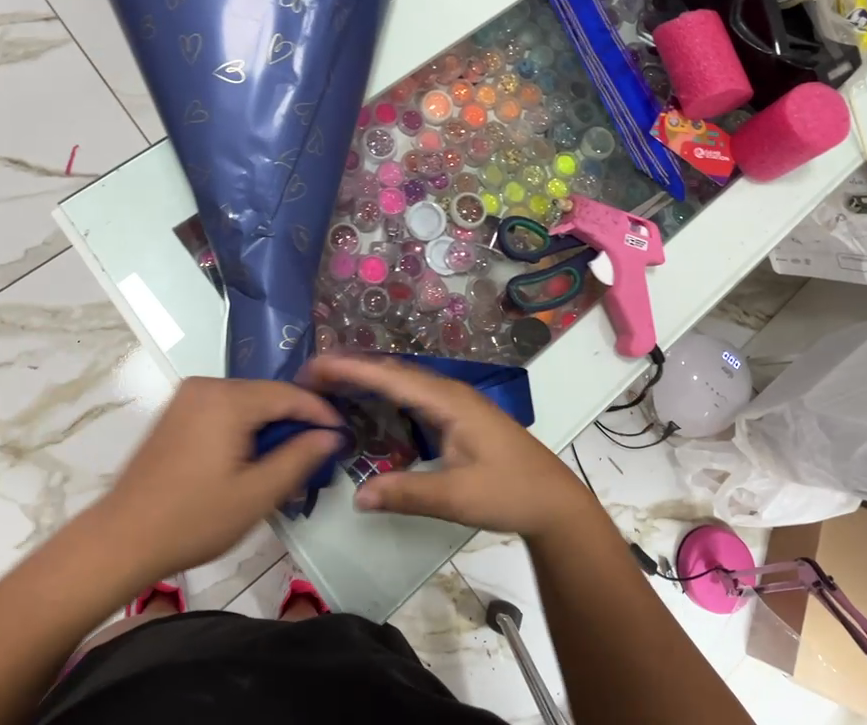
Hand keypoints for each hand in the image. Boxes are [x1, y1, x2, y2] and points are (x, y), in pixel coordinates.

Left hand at [93, 377, 344, 582]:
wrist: (122, 538)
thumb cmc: (193, 519)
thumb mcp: (257, 495)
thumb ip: (299, 458)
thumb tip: (332, 435)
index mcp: (227, 399)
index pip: (289, 393)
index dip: (320, 413)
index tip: (343, 437)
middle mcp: (206, 386)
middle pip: (266, 396)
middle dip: (294, 425)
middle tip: (316, 461)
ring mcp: (186, 398)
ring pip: (245, 405)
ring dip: (269, 431)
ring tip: (286, 469)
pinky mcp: (175, 414)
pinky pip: (223, 412)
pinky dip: (243, 432)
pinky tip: (251, 465)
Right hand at [299, 353, 593, 539]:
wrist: (555, 501)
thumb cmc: (510, 493)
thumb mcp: (457, 497)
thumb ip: (407, 494)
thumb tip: (358, 496)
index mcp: (449, 402)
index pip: (391, 377)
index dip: (352, 369)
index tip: (315, 365)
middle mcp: (450, 393)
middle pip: (394, 372)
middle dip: (353, 369)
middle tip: (311, 374)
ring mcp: (456, 402)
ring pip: (404, 381)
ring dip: (368, 378)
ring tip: (331, 381)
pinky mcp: (458, 415)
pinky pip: (413, 395)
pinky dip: (385, 392)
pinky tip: (371, 402)